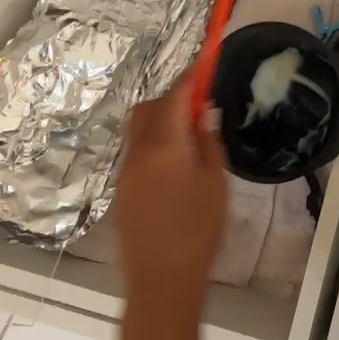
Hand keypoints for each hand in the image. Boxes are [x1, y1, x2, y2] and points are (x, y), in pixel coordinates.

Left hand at [114, 68, 227, 315]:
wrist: (161, 281)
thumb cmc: (198, 229)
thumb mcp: (215, 182)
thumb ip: (208, 142)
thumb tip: (203, 112)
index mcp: (164, 145)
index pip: (176, 96)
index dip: (192, 74)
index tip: (206, 58)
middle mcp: (138, 153)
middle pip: (149, 109)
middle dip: (173, 97)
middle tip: (201, 103)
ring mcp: (126, 173)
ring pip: (140, 131)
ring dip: (163, 121)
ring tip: (192, 135)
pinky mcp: (123, 192)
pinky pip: (138, 153)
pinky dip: (156, 144)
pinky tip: (177, 164)